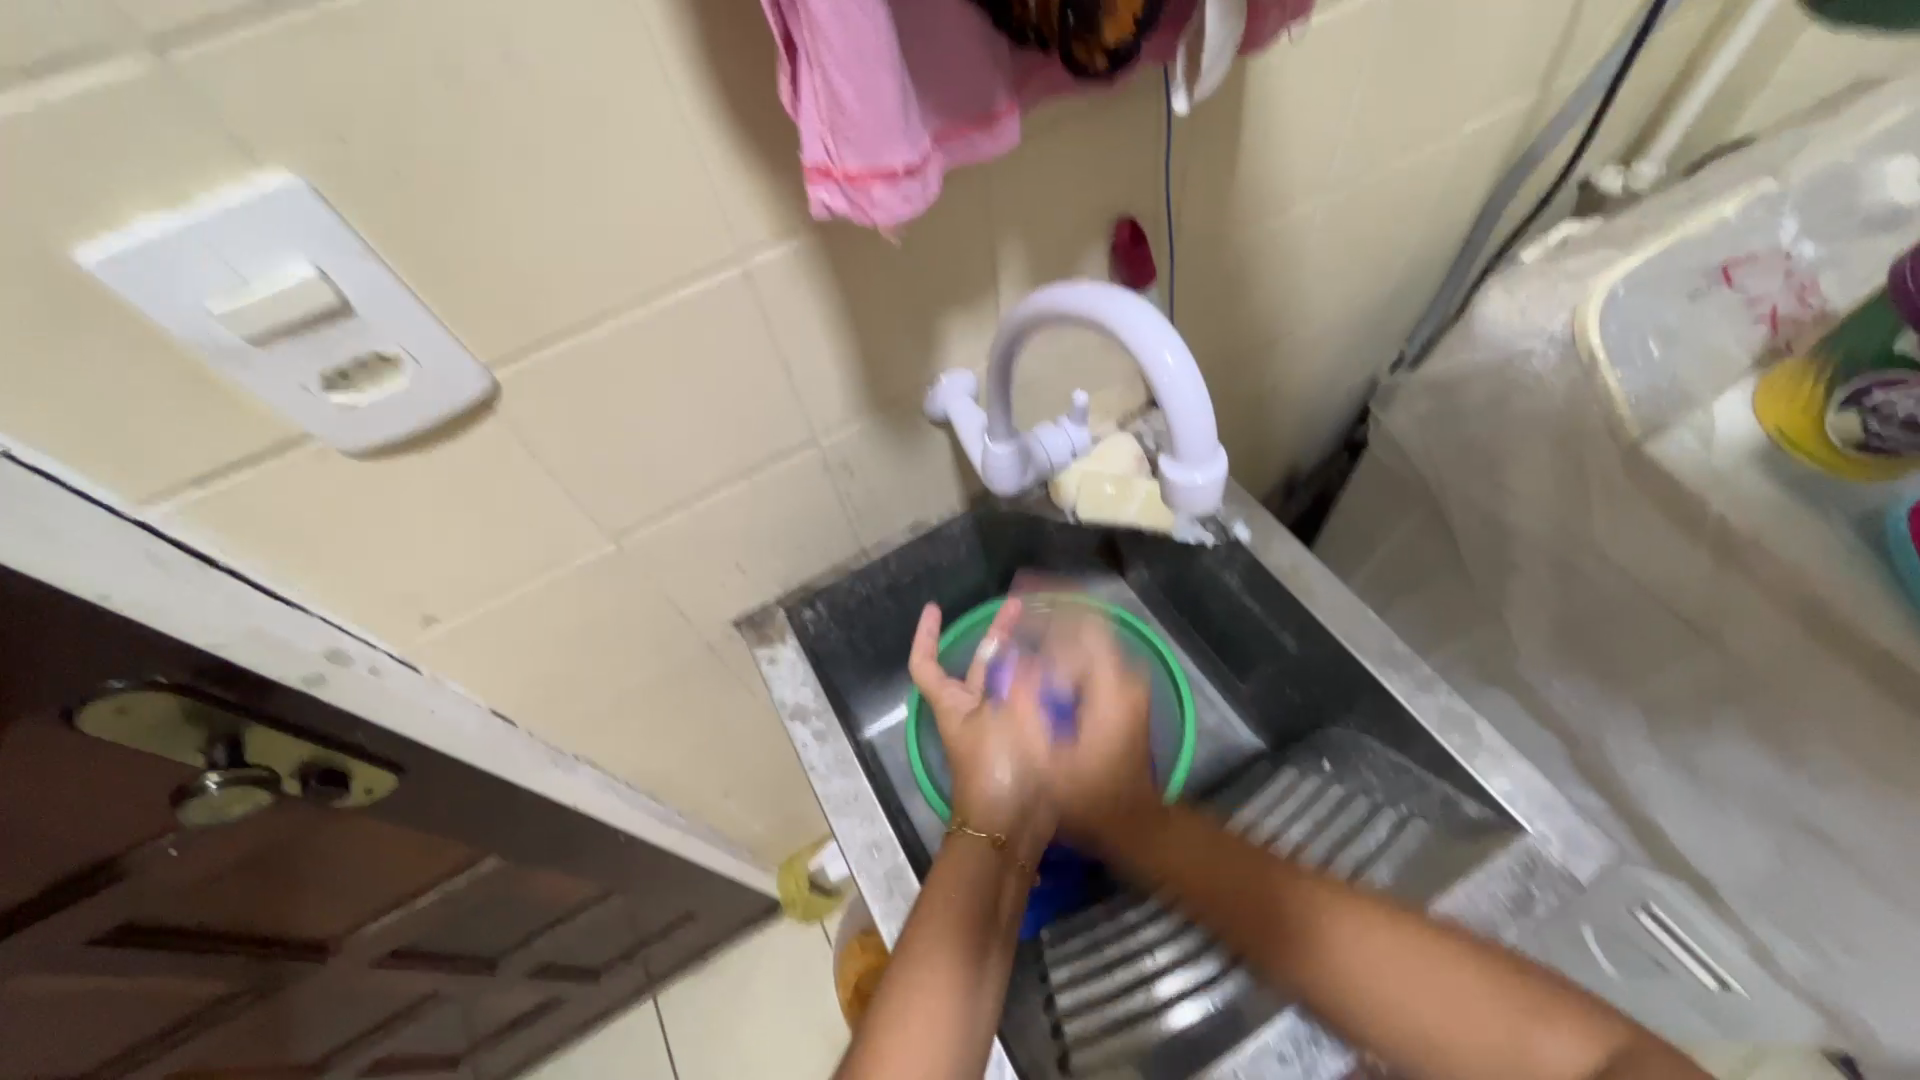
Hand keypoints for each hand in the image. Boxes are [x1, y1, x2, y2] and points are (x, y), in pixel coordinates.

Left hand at [908, 599, 1057, 859]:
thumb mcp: (1003, 718)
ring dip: (1028, 657)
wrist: (1012, 827)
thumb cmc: (997, 771)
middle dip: (999, 634)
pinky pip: (1031, 702)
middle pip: (980, 664)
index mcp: (953, 704)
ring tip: (1054, 635)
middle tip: (1022, 606)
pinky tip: (1068, 672)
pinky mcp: (1023, 742)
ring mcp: (998, 727)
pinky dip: (1045, 686)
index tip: (935, 609)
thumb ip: (1014, 681)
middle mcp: (972, 711)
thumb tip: (1017, 653)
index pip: (926, 664)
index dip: (927, 635)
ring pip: (1010, 681)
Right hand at [1038, 611, 1161, 852]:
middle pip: (1088, 624)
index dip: (1053, 600)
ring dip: (1059, 629)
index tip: (1022, 590)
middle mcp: (1125, 677)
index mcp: (1110, 686)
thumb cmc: (1090, 799)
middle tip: (1017, 604)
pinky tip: (1040, 656)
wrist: (1134, 824)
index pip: (1085, 622)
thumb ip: (1027, 707)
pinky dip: (1068, 649)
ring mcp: (1129, 686)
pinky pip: (1093, 656)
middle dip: (1053, 609)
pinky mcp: (1125, 696)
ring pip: (1091, 639)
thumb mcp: (1047, 759)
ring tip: (1023, 624)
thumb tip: (1010, 662)